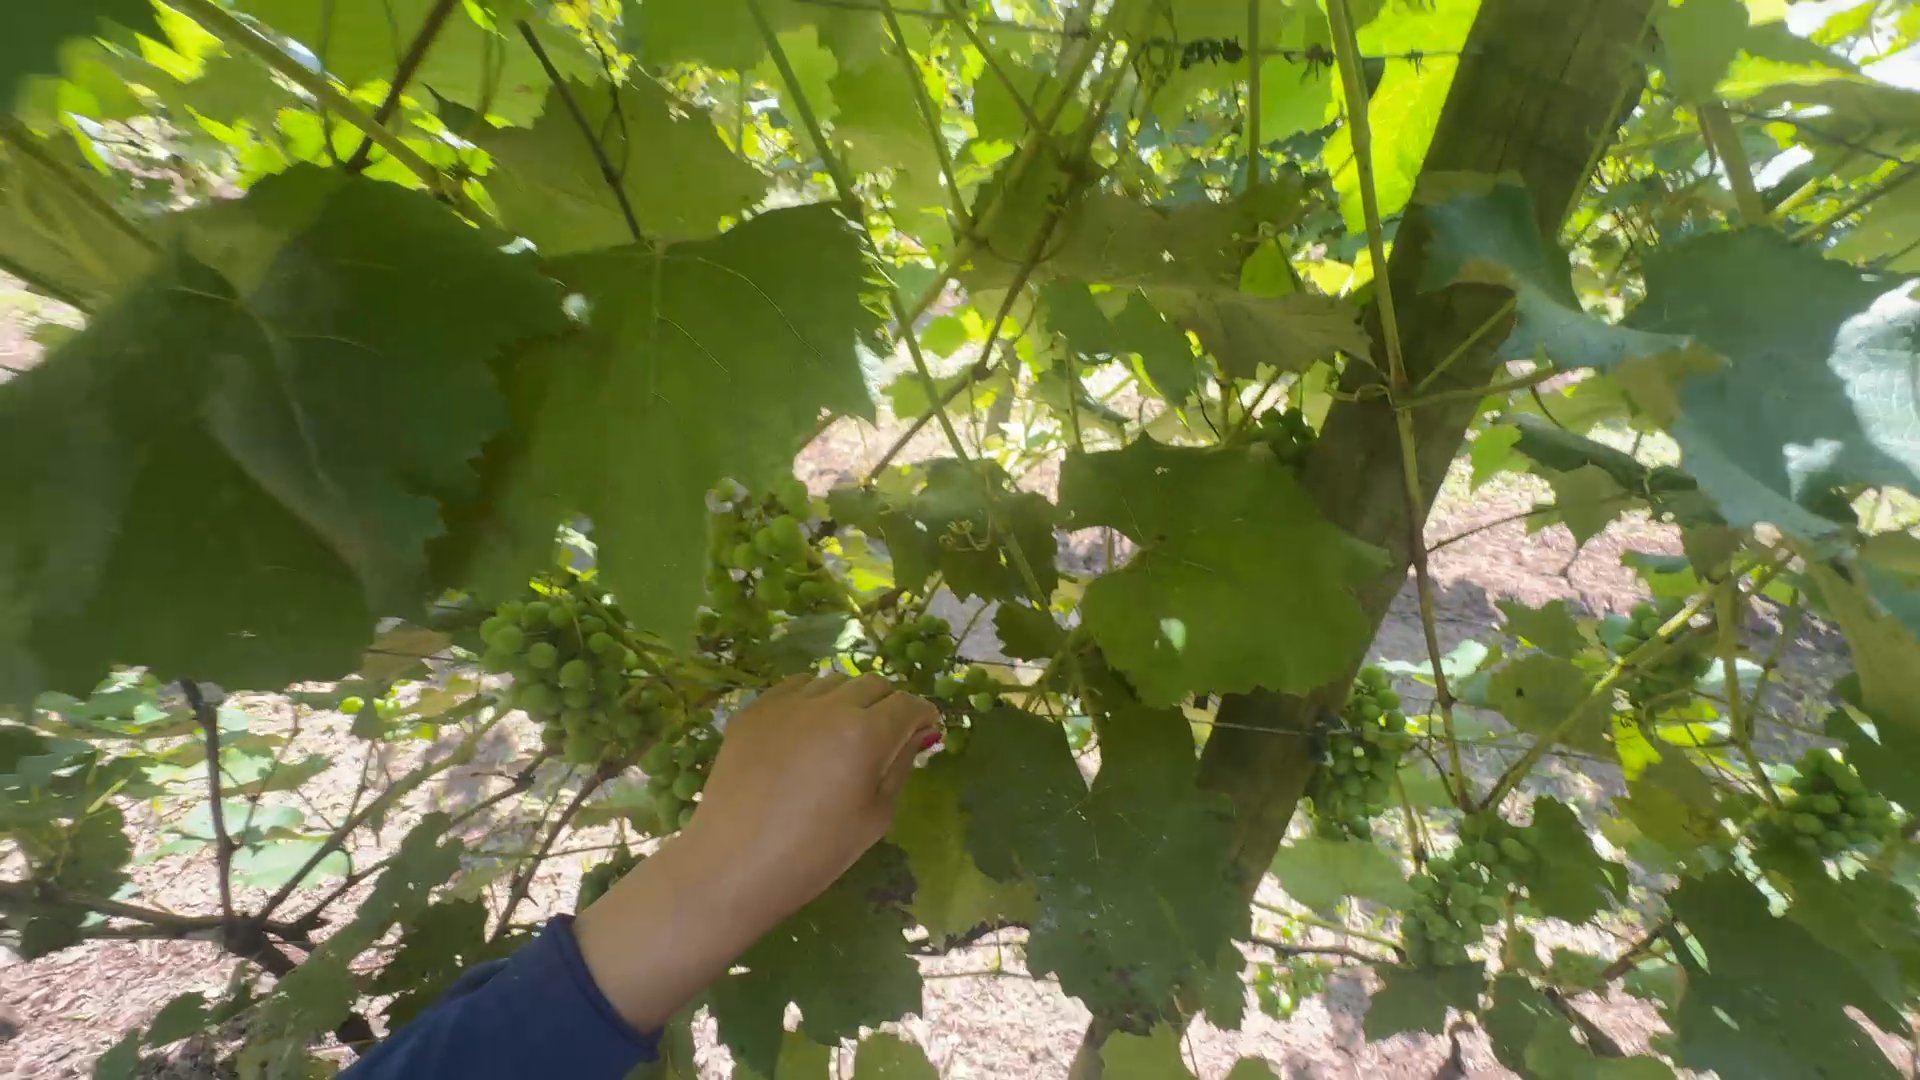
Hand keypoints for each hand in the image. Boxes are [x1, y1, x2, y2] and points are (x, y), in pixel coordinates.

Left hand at [688, 672, 938, 917]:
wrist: (732, 866)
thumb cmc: (814, 854)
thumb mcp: (875, 817)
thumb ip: (900, 766)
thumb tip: (916, 735)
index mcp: (866, 733)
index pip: (908, 705)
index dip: (923, 714)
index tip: (926, 727)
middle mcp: (830, 706)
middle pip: (873, 684)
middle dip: (889, 703)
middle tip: (887, 730)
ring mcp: (788, 704)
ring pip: (834, 681)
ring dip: (850, 698)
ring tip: (844, 728)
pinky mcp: (755, 709)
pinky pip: (796, 686)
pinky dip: (812, 697)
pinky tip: (808, 725)